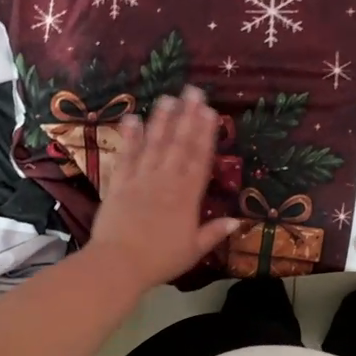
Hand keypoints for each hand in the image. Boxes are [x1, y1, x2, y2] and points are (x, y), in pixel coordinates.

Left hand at [86, 86, 239, 289]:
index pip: (200, 159)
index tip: (210, 111)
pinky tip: (133, 119)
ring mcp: (140, 179)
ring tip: (168, 98)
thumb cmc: (159, 260)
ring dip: (161, 120)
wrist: (118, 264)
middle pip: (178, 144)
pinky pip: (126, 156)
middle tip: (193, 91)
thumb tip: (237, 221)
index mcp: (187, 196)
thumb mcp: (193, 250)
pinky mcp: (118, 184)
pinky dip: (130, 137)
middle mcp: (165, 181)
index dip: (205, 134)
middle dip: (187, 116)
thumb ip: (213, 233)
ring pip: (153, 144)